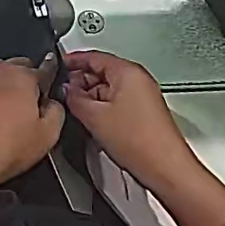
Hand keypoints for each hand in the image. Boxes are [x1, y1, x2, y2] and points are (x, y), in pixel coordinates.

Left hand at [0, 58, 65, 191]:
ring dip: (7, 84)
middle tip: (32, 105)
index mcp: (23, 76)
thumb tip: (53, 104)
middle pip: (21, 66)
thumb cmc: (5, 146)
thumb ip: (57, 111)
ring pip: (0, 73)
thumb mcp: (49, 134)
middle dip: (29, 80)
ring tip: (10, 110)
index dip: (51, 82)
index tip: (51, 91)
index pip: (45, 69)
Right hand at [64, 50, 203, 194]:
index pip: (94, 56)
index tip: (59, 65)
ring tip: (78, 110)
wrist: (165, 169)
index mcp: (128, 72)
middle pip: (102, 71)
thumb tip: (66, 90)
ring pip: (109, 88)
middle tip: (65, 91)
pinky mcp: (144, 112)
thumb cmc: (141, 142)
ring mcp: (143, 96)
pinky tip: (95, 121)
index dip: (72, 60)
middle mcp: (138, 80)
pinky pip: (118, 102)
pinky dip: (103, 108)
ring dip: (91, 96)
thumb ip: (73, 97)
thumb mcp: (93, 116)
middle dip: (81, 81)